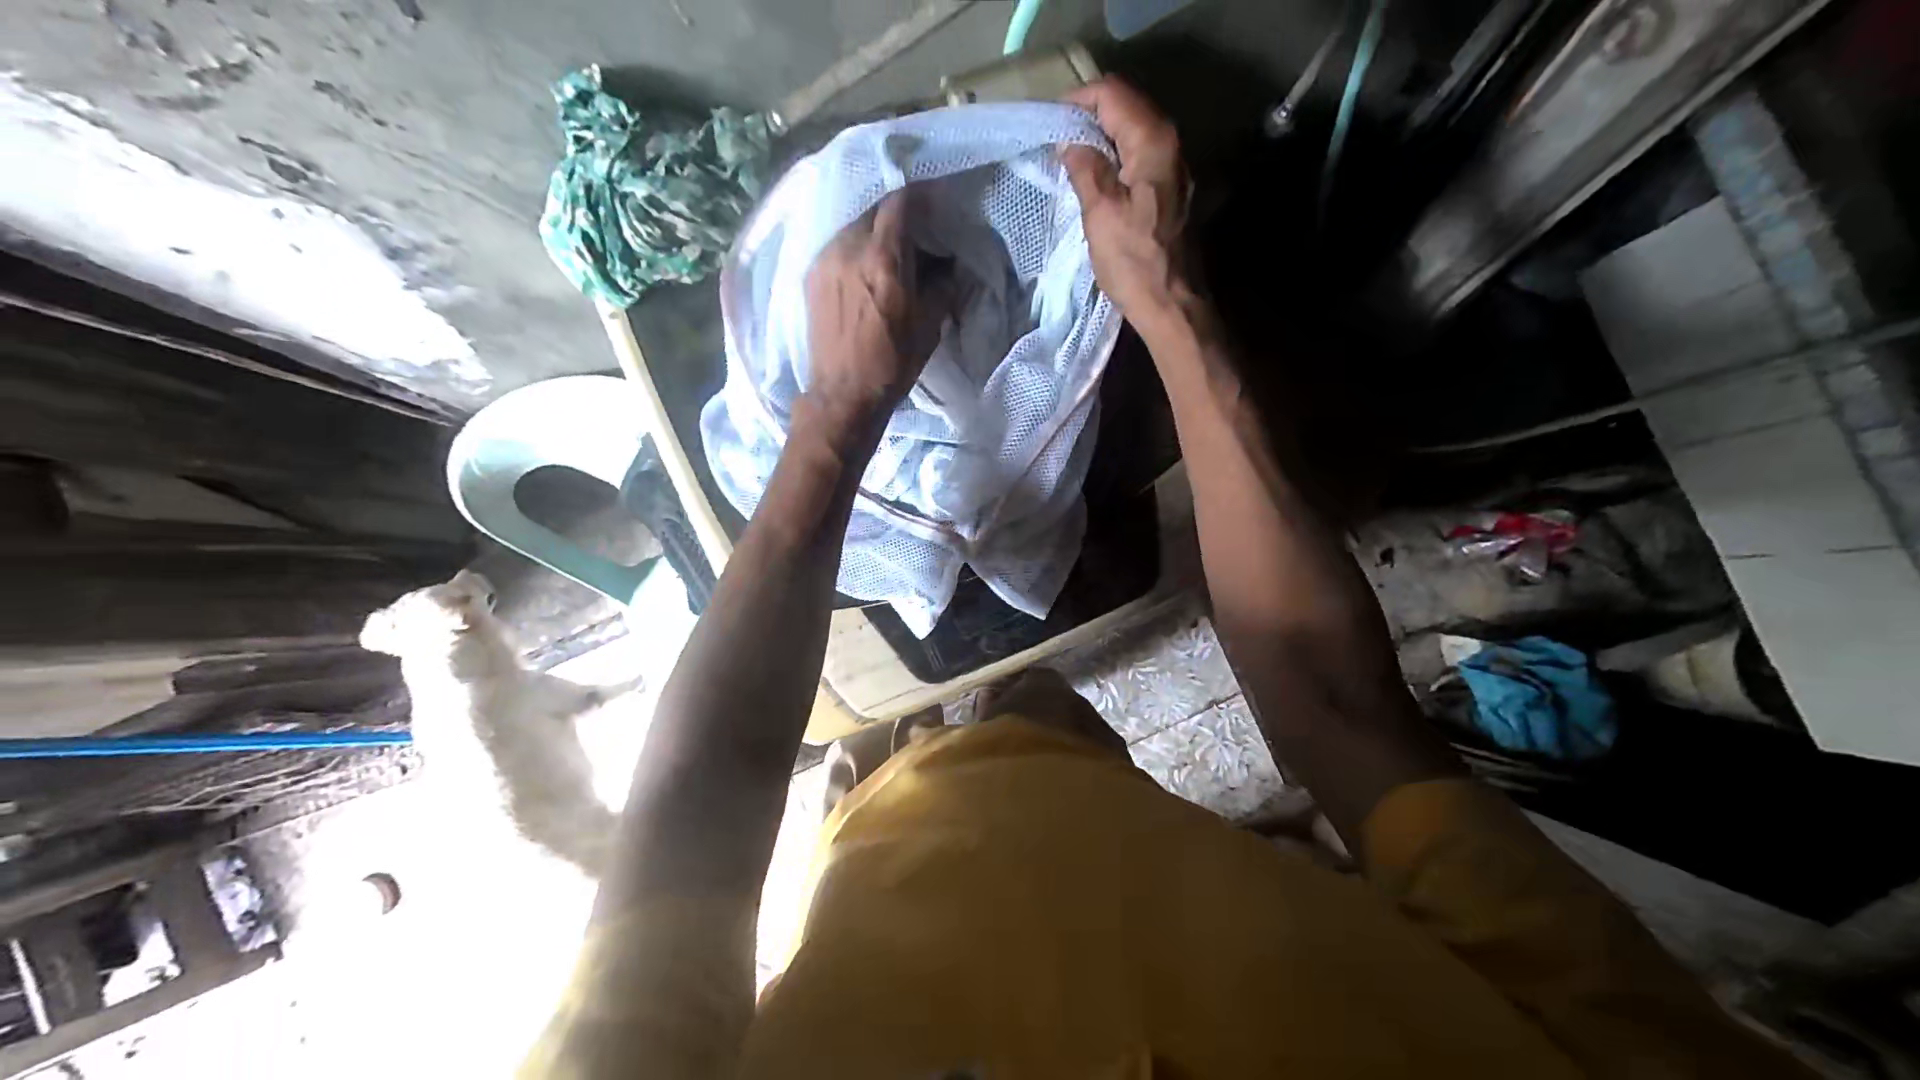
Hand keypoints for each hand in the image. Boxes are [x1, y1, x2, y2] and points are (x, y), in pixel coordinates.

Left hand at [804, 190, 923, 433]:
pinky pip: (838, 247)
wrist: (843, 395)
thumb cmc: (892, 363)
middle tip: (916, 236)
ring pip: (854, 226)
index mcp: (883, 257)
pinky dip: (856, 250)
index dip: (922, 198)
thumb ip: (941, 285)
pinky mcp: (811, 276)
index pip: (901, 201)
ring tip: (890, 255)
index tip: (936, 207)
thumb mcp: (929, 325)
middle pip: (876, 210)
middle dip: (898, 216)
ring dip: (875, 233)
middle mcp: (849, 247)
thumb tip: (947, 265)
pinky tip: (865, 271)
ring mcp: (825, 259)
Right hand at [1061, 77, 1193, 336]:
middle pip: (1126, 106)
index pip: (1112, 93)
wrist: (1171, 301)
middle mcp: (1170, 143)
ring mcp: (1173, 166)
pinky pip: (1138, 156)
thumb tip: (1070, 141)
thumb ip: (1085, 168)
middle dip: (1088, 115)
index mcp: (1152, 141)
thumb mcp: (1100, 212)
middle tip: (1055, 140)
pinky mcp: (1169, 189)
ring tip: (1069, 159)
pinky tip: (1094, 178)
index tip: (1050, 122)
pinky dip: (1114, 157)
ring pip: (1132, 131)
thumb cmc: (1134, 260)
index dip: (1077, 100)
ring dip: (1100, 137)